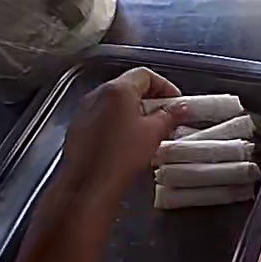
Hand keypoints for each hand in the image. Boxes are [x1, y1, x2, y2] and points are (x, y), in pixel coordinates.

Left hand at [54, 68, 183, 209]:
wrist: (88, 186)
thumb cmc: (121, 156)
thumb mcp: (154, 133)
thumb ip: (170, 115)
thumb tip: (181, 107)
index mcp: (117, 90)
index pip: (145, 75)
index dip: (165, 86)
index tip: (176, 102)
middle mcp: (97, 95)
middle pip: (129, 87)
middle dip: (151, 100)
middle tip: (167, 117)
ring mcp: (84, 111)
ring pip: (115, 103)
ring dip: (135, 112)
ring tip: (150, 132)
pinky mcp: (78, 129)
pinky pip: (103, 117)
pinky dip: (120, 123)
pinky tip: (129, 142)